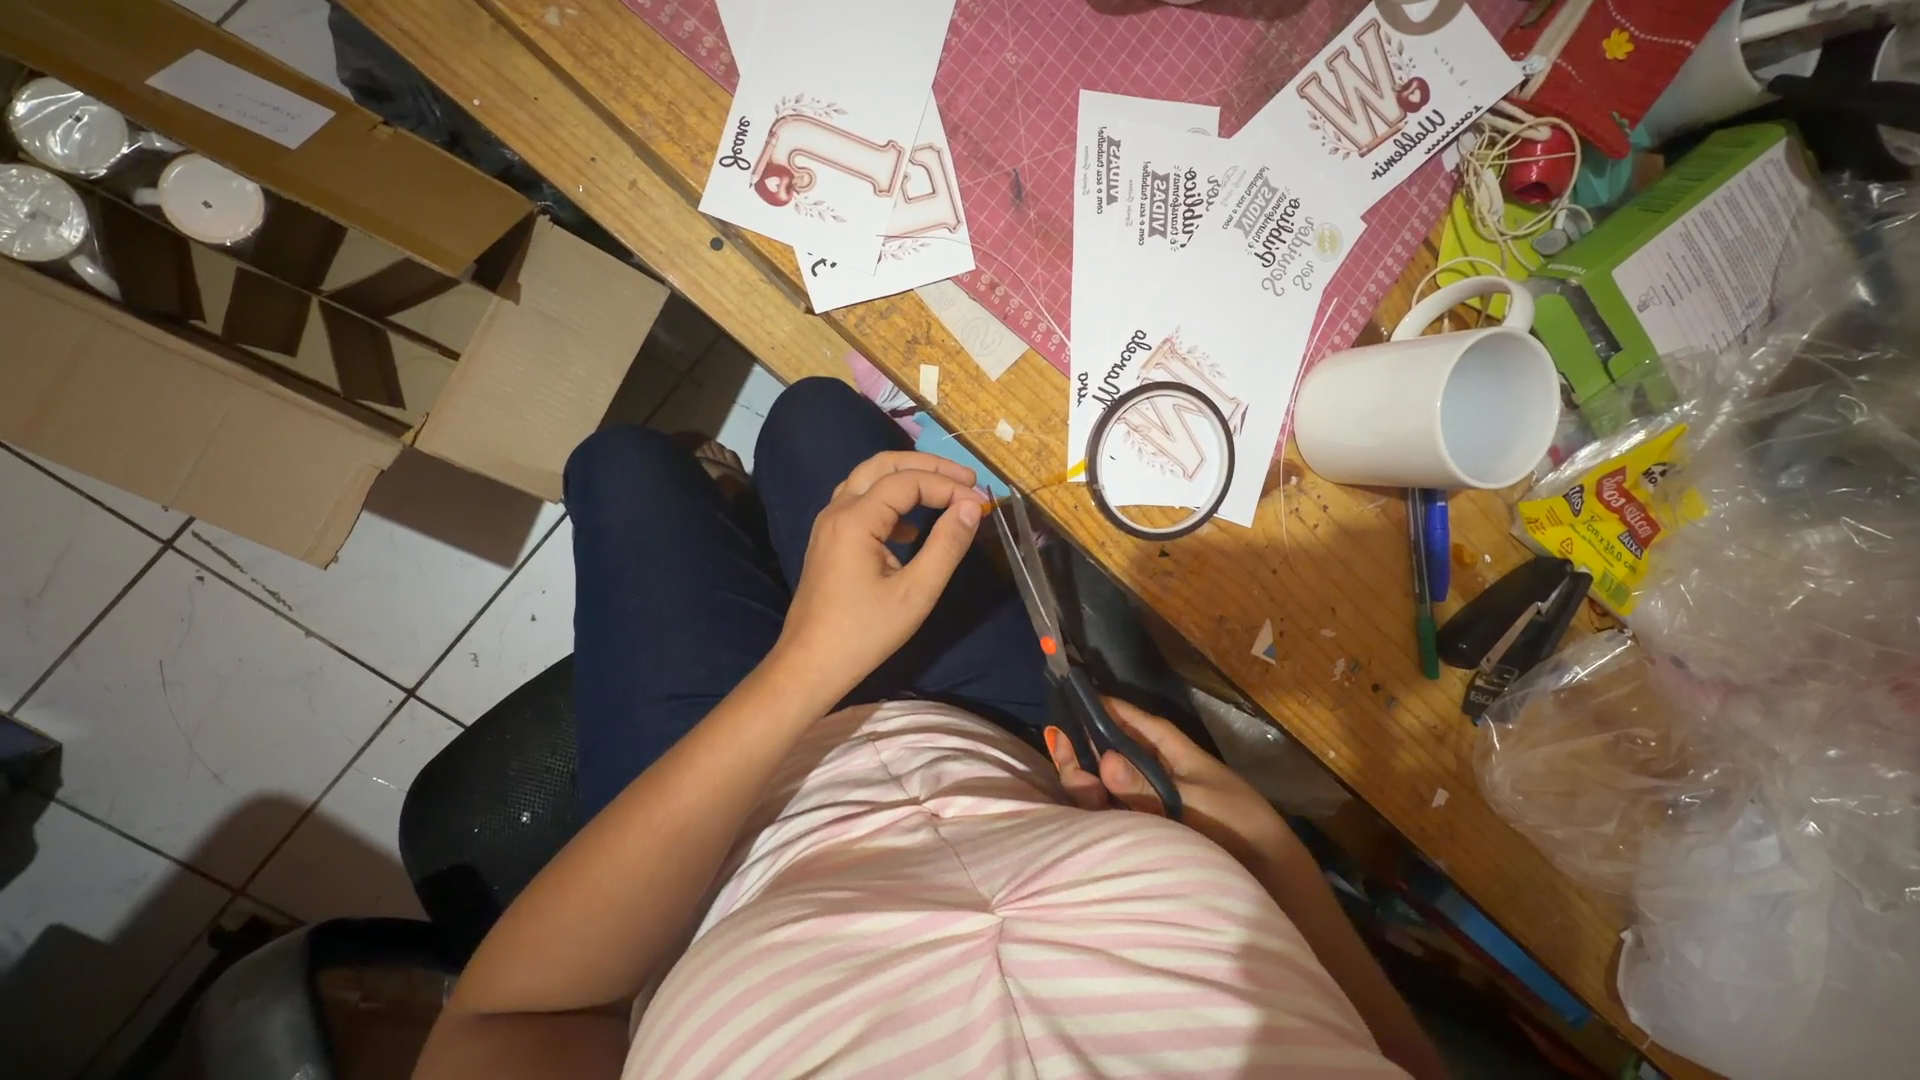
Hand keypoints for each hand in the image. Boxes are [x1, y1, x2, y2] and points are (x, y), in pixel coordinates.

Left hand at [773, 451, 988, 698]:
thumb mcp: (916, 592)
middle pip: (884, 465)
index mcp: (855, 520)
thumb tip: (972, 508)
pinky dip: (891, 501)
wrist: (811, 664)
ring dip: (908, 478)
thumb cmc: (864, 633)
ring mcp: (828, 524)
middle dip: (928, 466)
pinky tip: (912, 529)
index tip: (981, 504)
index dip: (948, 487)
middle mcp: (837, 511)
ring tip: (946, 492)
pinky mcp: (829, 540)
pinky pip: (861, 502)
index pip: (908, 481)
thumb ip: (946, 545)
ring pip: (869, 479)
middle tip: (967, 480)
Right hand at [1047, 697, 1292, 869]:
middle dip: (1087, 748)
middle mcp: (1165, 778)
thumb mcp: (1193, 802)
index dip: (1116, 710)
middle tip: (1058, 739)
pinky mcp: (1152, 837)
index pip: (1144, 725)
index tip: (1084, 695)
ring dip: (1087, 780)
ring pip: (1112, 787)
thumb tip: (1104, 760)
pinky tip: (1083, 802)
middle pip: (1118, 756)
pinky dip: (1097, 810)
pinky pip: (1116, 816)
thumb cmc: (1238, 827)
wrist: (1272, 885)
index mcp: (1181, 758)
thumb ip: (1145, 787)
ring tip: (1071, 772)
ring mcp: (1158, 809)